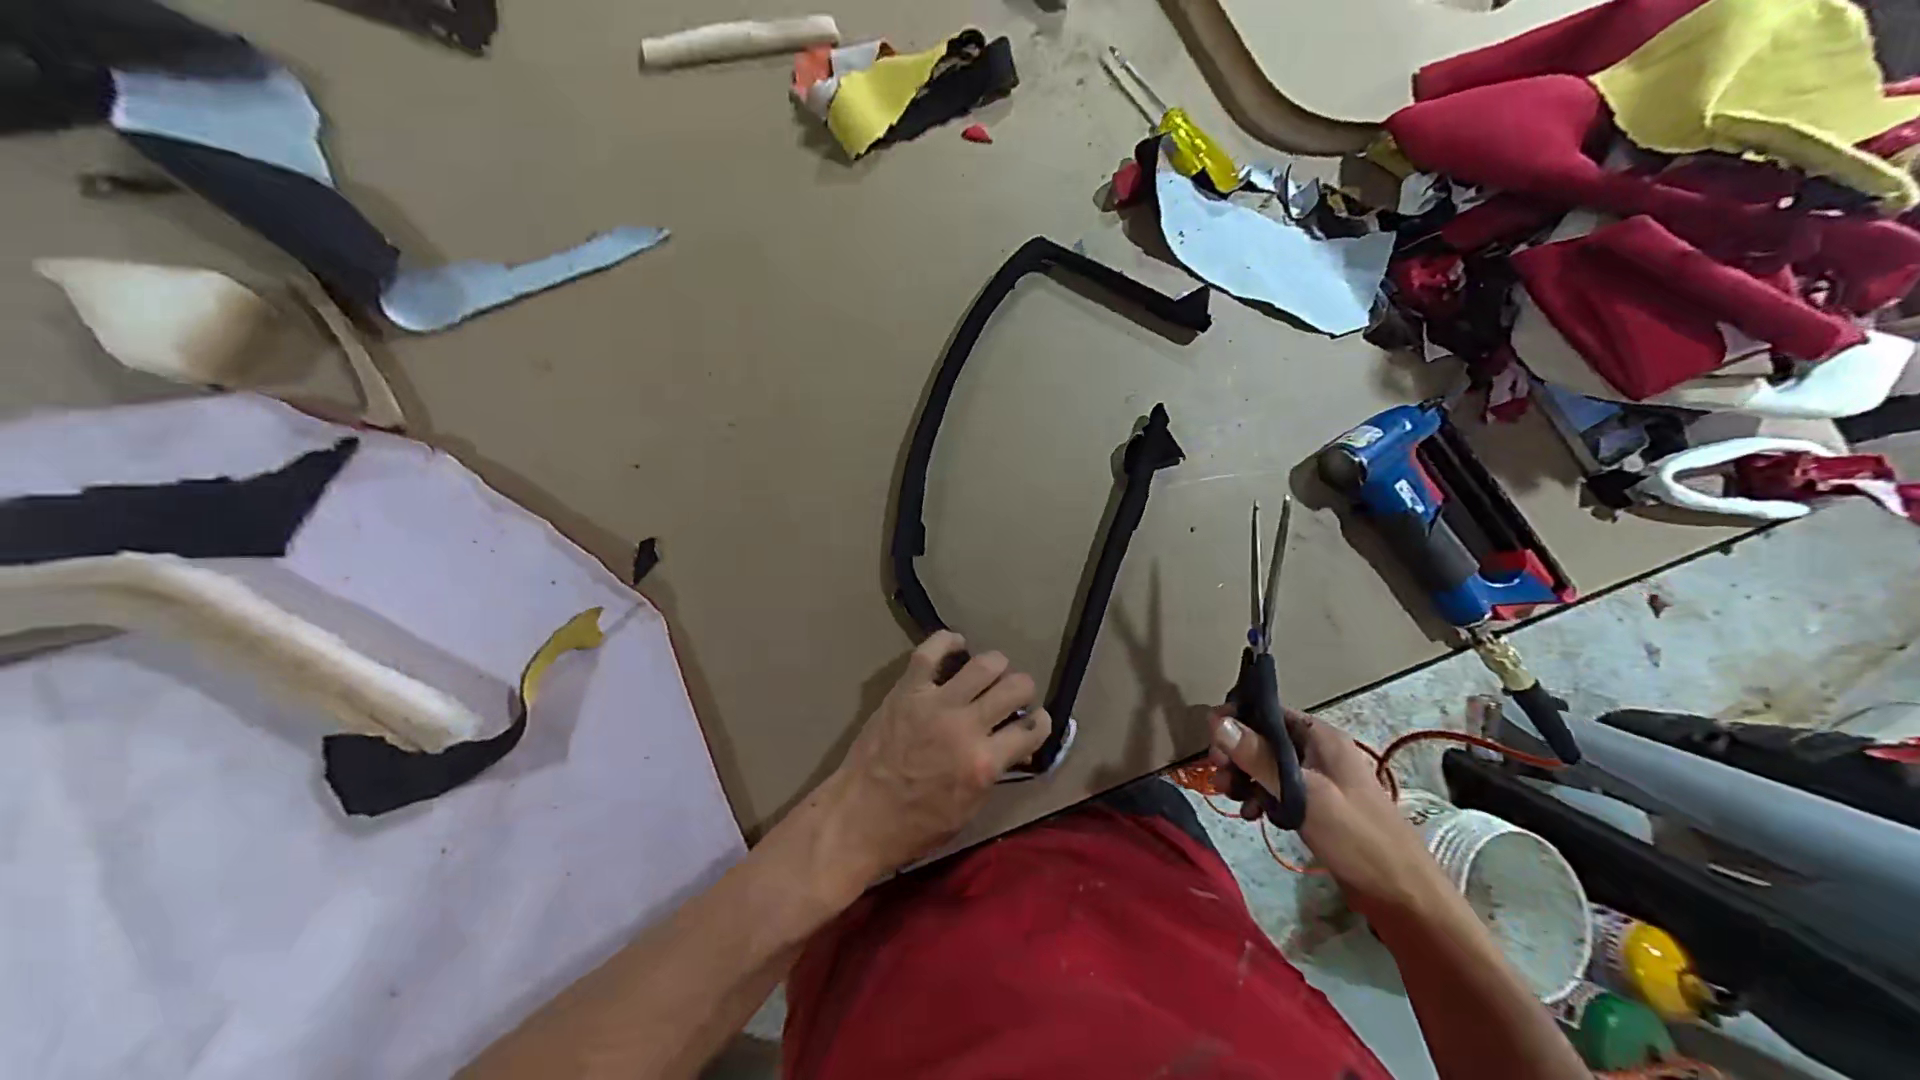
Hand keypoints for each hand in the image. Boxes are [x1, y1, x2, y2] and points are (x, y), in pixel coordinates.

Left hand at [809, 631, 1049, 892]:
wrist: (859, 817)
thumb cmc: (915, 826)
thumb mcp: (969, 809)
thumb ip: (994, 771)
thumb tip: (1013, 746)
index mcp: (984, 763)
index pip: (1033, 727)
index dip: (1040, 722)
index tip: (1034, 721)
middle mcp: (966, 727)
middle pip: (1016, 686)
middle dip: (1022, 689)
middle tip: (1012, 696)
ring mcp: (935, 703)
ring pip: (984, 663)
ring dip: (996, 666)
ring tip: (990, 673)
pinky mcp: (907, 690)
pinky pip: (931, 651)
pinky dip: (948, 642)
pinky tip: (957, 646)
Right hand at [1209, 707, 1446, 916]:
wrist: (1402, 895)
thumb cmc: (1356, 837)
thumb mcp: (1302, 794)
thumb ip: (1259, 757)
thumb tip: (1217, 720)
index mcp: (1321, 737)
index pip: (1268, 711)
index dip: (1237, 721)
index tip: (1213, 744)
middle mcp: (1317, 750)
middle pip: (1263, 739)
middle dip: (1236, 755)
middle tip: (1219, 778)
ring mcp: (1317, 778)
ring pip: (1266, 765)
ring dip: (1245, 778)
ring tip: (1230, 799)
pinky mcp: (1315, 804)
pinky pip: (1277, 790)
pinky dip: (1260, 798)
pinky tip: (1251, 815)